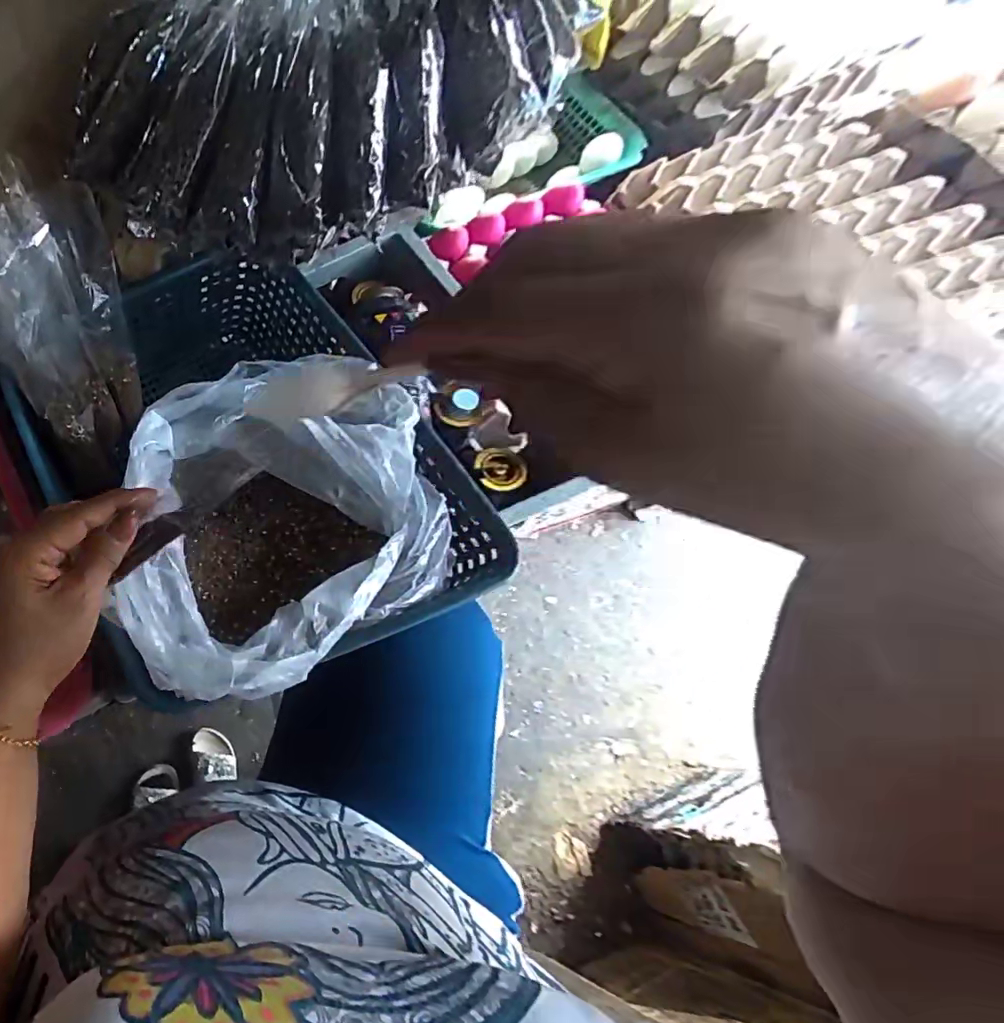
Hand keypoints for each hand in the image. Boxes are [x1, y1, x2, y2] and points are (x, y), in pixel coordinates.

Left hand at [0, 488, 156, 718]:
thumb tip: (129, 518)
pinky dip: (81, 544)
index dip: (116, 501)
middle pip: (67, 516)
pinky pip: (57, 548)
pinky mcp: (25, 576)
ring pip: (62, 531)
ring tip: (131, 519)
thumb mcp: (82, 598)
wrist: (12, 686)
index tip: (152, 493)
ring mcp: (20, 561)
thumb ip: (104, 554)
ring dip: (95, 524)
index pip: (79, 514)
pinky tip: (103, 544)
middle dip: (106, 508)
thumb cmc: (48, 645)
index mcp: (29, 548)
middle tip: (145, 505)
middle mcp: (20, 546)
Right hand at [398, 210, 1003, 555]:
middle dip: (472, 298)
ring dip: (525, 283)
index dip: (437, 329)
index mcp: (657, 317)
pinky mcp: (773, 225)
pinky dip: (585, 275)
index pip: (505, 305)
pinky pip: (642, 238)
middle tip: (447, 347)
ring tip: (509, 334)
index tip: (395, 353)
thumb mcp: (616, 450)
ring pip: (586, 234)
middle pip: (536, 250)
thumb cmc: (759, 481)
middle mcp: (699, 246)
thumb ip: (527, 389)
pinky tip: (584, 319)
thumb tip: (459, 359)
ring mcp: (744, 225)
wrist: (943, 462)